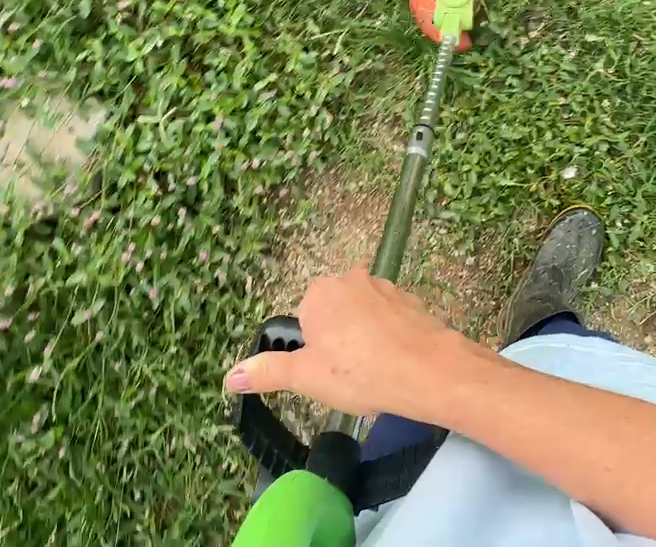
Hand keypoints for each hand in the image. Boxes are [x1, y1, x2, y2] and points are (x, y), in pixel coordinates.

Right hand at [224, 270, 486, 420]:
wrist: (425, 369)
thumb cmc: (358, 371)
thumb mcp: (305, 377)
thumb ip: (268, 372)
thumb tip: (230, 376)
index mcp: (320, 292)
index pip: (304, 320)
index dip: (313, 350)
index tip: (326, 372)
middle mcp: (350, 278)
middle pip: (333, 315)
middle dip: (337, 342)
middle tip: (348, 376)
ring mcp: (383, 286)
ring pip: (362, 316)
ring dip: (364, 339)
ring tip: (374, 373)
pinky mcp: (409, 299)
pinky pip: (389, 319)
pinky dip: (388, 337)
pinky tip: (395, 363)